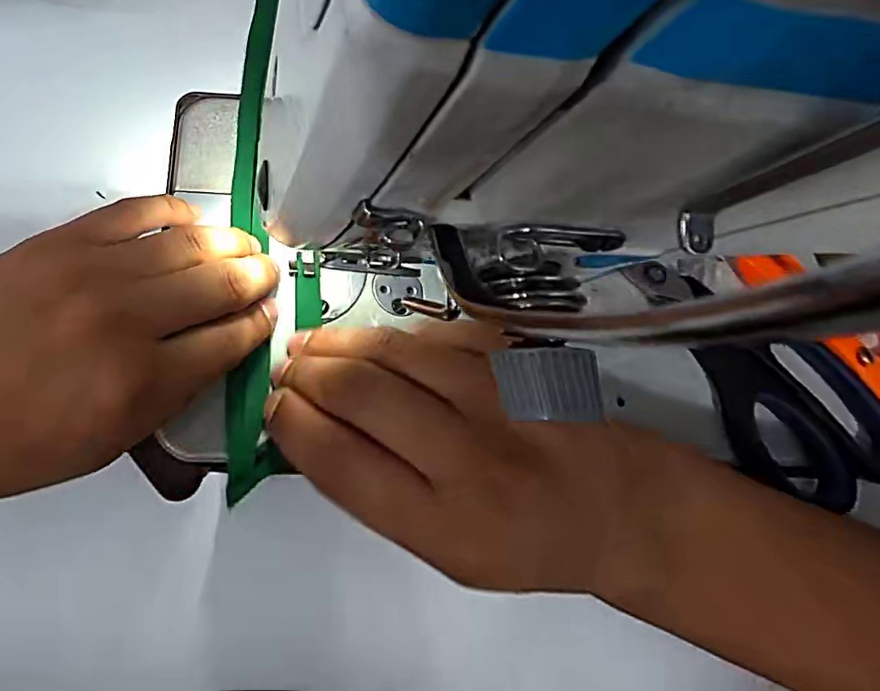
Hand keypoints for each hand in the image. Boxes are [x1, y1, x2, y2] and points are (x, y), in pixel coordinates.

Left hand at [0, 196, 278, 558]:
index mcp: (137, 387)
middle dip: (256, 277)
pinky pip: (139, 211)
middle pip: (220, 283)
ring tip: (243, 245)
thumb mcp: (95, 449)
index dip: (259, 325)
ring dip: (228, 241)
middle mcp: (125, 321)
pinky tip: (190, 221)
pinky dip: (175, 212)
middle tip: (269, 273)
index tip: (269, 315)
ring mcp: (93, 270)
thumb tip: (212, 352)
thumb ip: (165, 400)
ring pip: (189, 242)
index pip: (229, 341)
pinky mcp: (62, 239)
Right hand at [266, 323, 675, 595]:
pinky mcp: (509, 356)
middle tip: (283, 367)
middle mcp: (472, 456)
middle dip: (307, 373)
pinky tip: (365, 342)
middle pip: (361, 394)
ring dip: (336, 342)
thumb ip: (372, 489)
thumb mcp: (440, 546)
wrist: (609, 502)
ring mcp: (495, 395)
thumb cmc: (518, 539)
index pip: (343, 463)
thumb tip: (304, 431)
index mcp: (447, 523)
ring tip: (308, 345)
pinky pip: (428, 333)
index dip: (294, 425)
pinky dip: (385, 334)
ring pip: (391, 351)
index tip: (270, 406)